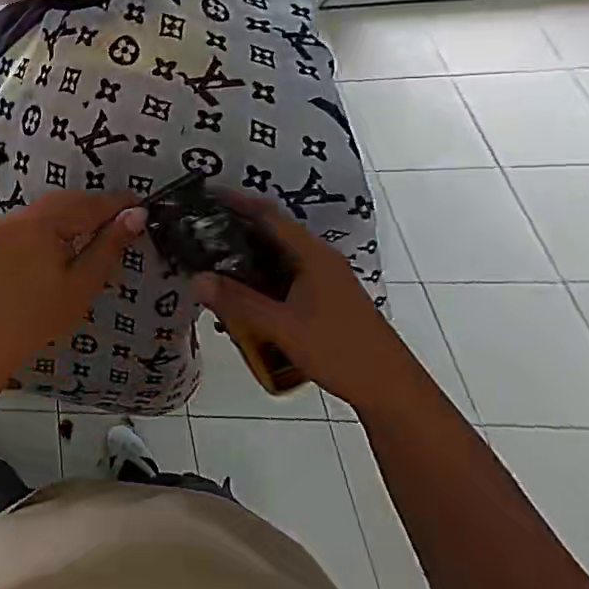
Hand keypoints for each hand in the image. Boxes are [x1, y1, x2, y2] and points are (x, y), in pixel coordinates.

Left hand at [0, 191, 146, 378]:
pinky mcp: (6, 235)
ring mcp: (11, 223)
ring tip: (108, 228)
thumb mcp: (83, 281)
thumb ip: (110, 244)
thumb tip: (136, 215)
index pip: (88, 204)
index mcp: (41, 222)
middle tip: (128, 218)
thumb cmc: (41, 315)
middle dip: (99, 207)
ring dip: (81, 212)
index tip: (141, 204)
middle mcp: (23, 214)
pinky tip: (78, 235)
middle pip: (70, 200)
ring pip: (55, 206)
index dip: (117, 204)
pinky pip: (41, 216)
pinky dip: (63, 220)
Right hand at [194, 192, 420, 412]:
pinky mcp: (325, 300)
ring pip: (277, 261)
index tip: (206, 197)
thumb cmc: (341, 351)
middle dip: (235, 236)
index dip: (237, 202)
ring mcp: (324, 281)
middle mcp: (319, 260)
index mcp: (312, 255)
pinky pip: (285, 281)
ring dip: (247, 265)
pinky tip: (243, 306)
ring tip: (213, 274)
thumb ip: (238, 302)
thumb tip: (196, 279)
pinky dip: (261, 286)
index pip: (269, 215)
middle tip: (200, 239)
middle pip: (271, 236)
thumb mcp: (282, 327)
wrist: (392, 391)